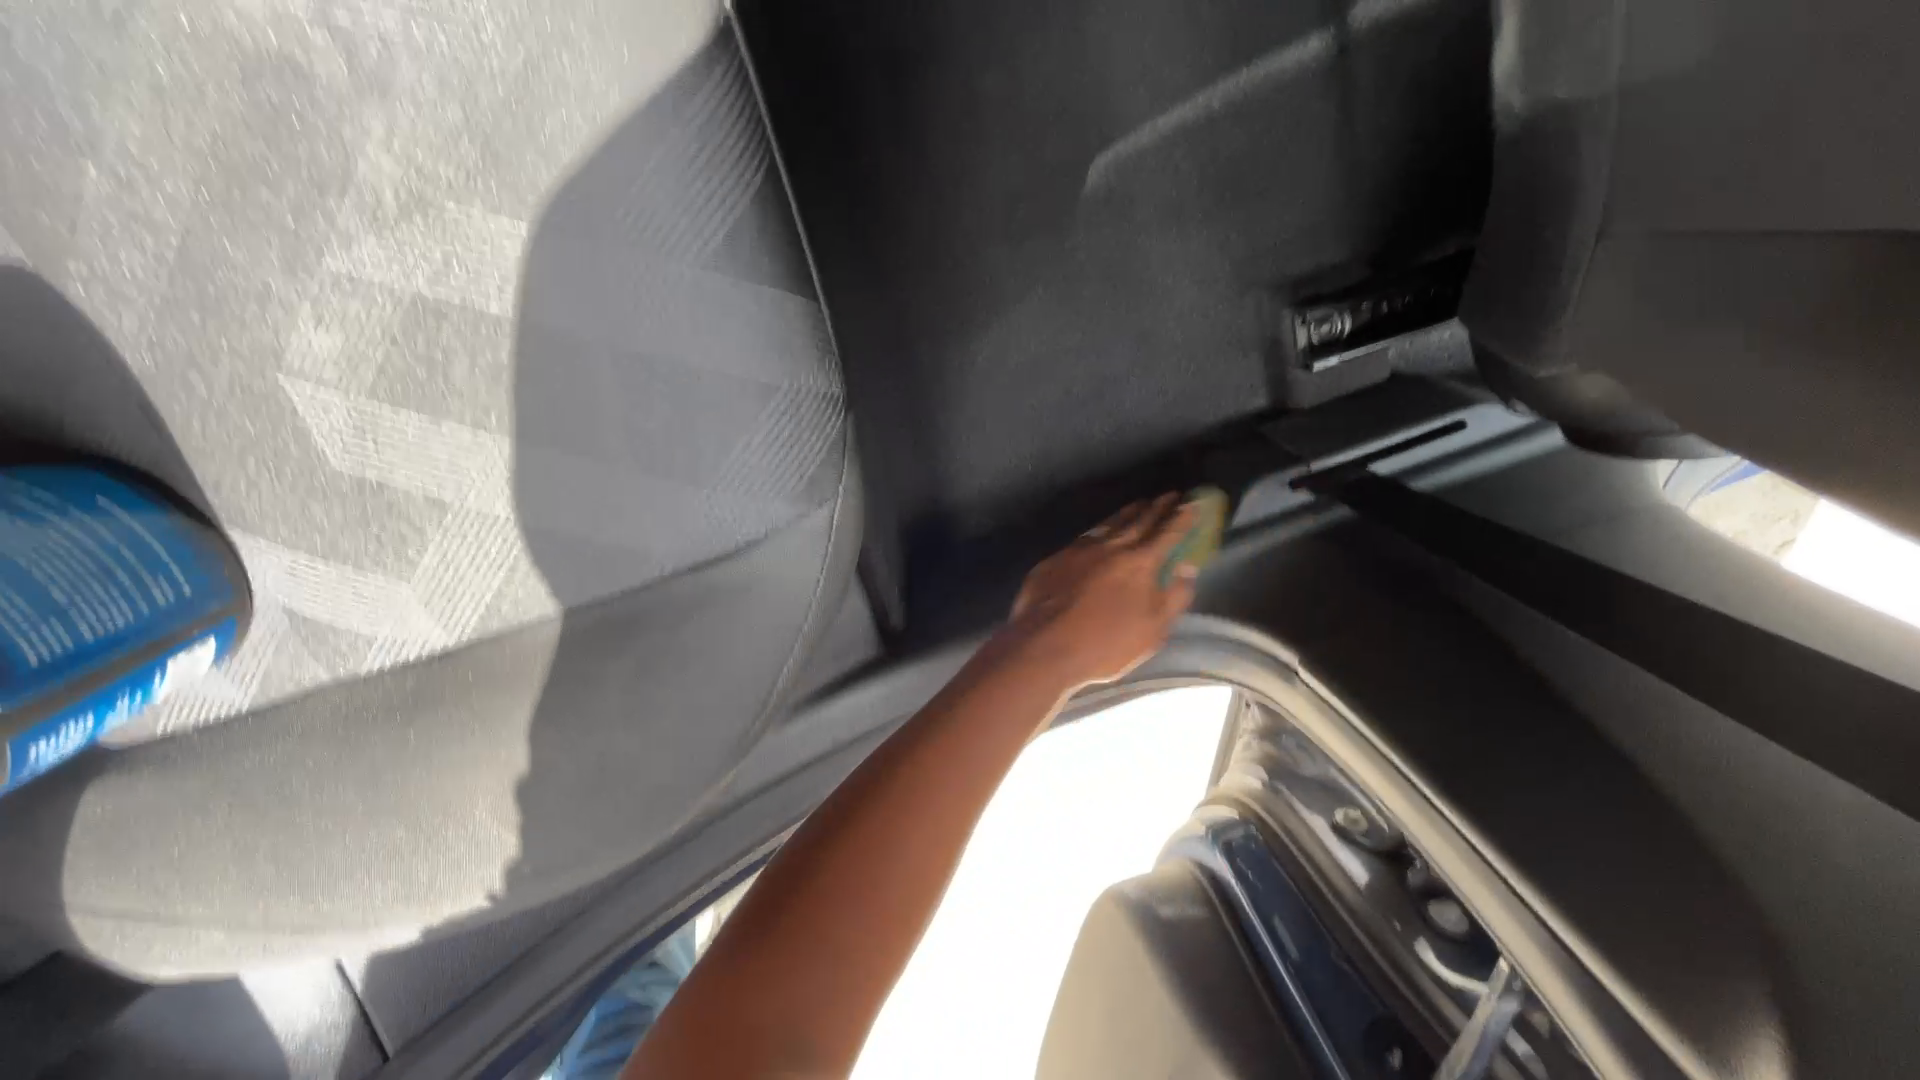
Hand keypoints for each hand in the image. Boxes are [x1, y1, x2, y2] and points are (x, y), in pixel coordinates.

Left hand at [1002, 492, 1201, 690]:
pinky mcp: (1054, 560)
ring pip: (1108, 524)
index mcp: (1140, 563)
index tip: (1193, 502)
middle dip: (1157, 507)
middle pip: (1138, 520)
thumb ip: (1175, 596)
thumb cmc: (1107, 644)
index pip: (1168, 533)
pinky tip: (1099, 534)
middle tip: (1168, 494)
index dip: (1182, 516)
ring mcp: (1079, 550)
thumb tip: (1187, 567)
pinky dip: (1098, 531)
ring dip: (1127, 513)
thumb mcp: (1154, 629)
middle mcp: (1111, 547)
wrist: (1045, 646)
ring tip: (1139, 504)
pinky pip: (1083, 539)